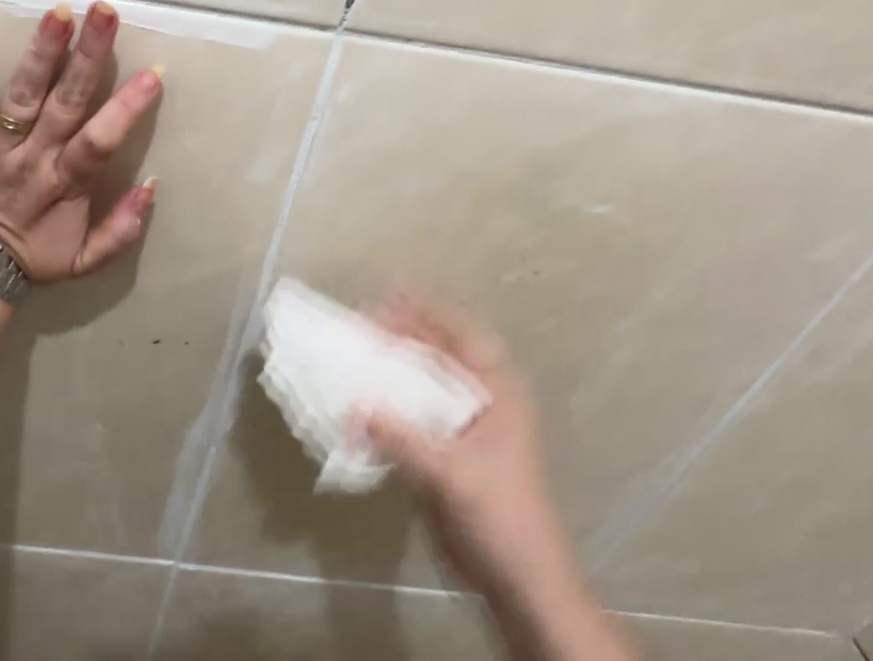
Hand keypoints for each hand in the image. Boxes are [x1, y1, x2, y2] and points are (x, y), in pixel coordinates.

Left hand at [0, 1, 161, 284]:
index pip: (100, 140)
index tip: (152, 72)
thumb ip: (123, 229)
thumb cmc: (33, 256)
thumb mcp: (87, 260)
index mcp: (66, 183)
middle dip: (87, 57)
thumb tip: (151, 186)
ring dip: (40, 55)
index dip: (126, 107)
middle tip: (104, 12)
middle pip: (65, 104)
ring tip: (57, 14)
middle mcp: (34, 158)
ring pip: (22, 98)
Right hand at [360, 291, 571, 600]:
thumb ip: (402, 438)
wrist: (519, 581)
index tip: (391, 291)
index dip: (429, 311)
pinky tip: (357, 402)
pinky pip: (411, 418)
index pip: (464, 337)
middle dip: (403, 335)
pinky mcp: (444, 456)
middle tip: (361, 319)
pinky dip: (386, 406)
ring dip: (391, 368)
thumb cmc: (501, 517)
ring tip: (352, 352)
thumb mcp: (453, 475)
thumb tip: (353, 404)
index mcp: (499, 395)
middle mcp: (481, 403)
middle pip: (440, 356)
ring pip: (423, 385)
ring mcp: (463, 430)